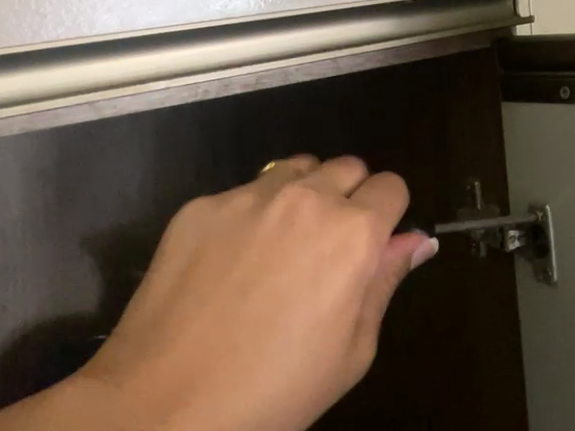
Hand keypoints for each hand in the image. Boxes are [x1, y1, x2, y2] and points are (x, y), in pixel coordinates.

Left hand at [32, 155, 437, 430]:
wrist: (158, 411)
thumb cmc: (272, 393)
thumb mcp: (351, 353)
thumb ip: (386, 283)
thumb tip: (416, 240)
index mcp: (354, 232)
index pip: (392, 186)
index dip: (387, 216)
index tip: (370, 248)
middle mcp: (308, 198)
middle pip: (349, 167)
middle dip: (347, 199)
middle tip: (325, 251)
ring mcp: (250, 196)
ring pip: (298, 168)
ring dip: (302, 195)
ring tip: (279, 248)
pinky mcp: (202, 206)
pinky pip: (243, 192)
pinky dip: (249, 216)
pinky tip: (228, 265)